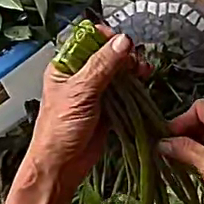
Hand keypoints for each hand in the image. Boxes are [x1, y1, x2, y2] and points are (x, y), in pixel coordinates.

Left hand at [22, 24, 135, 191]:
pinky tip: (143, 82)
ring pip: (118, 71)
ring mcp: (95, 91)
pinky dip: (135, 85)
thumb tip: (123, 41)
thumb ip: (103, 65)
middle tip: (135, 62)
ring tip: (143, 71)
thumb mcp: (80, 92)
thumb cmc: (60, 129)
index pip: (88, 39)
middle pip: (107, 54)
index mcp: (66, 66)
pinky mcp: (109, 107)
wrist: (62, 165)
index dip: (107, 38)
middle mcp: (80, 75)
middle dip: (124, 54)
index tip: (122, 44)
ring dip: (132, 69)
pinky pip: (125, 90)